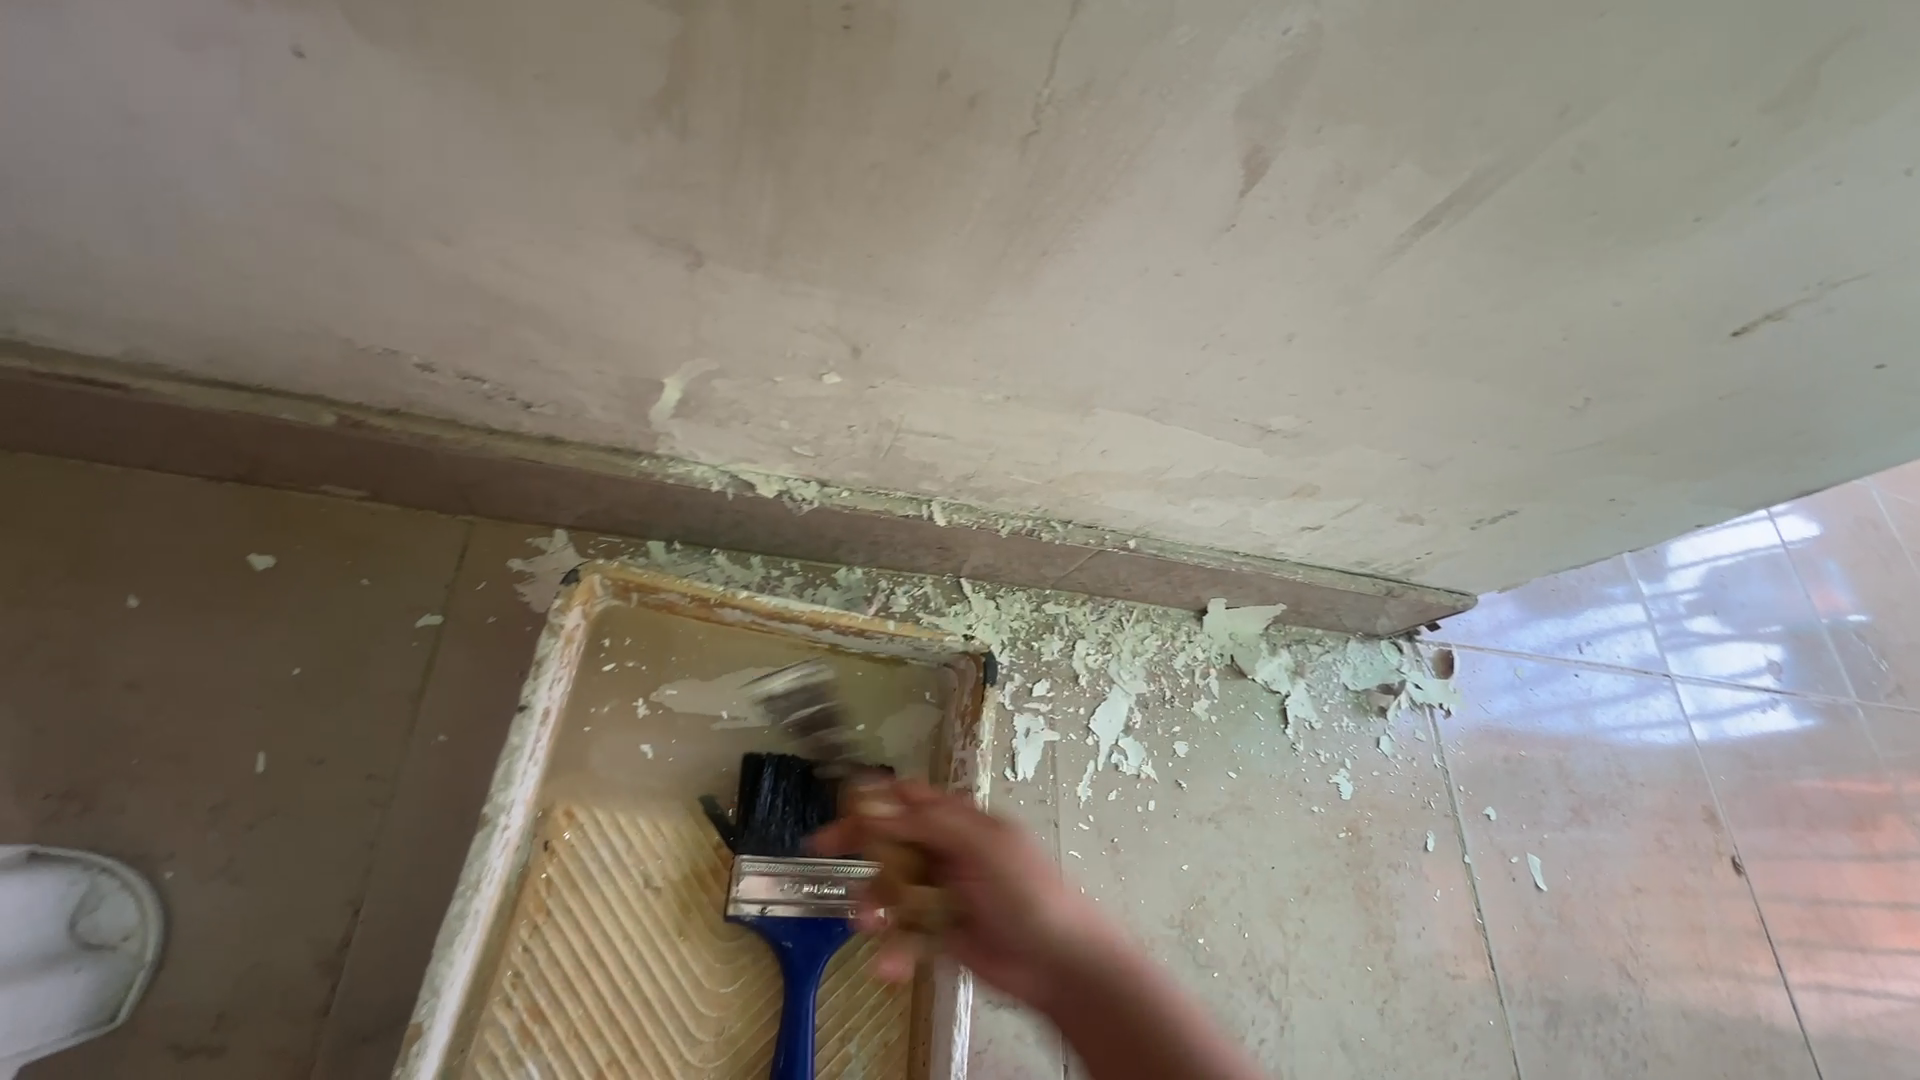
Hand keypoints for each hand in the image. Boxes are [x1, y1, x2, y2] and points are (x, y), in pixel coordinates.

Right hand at [808, 779, 1118, 1012]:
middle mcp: (948, 852)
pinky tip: (891, 965)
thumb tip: (878, 803)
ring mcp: (943, 894)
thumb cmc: (1028, 892)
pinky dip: (894, 949)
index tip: (840, 802)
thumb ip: (931, 823)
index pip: (911, 799)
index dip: (876, 797)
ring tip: (869, 923)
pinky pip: (905, 935)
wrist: (1060, 964)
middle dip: (862, 848)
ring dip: (874, 904)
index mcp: (962, 822)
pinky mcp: (941, 935)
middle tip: (823, 850)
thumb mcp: (983, 846)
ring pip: (892, 890)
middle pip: (893, 841)